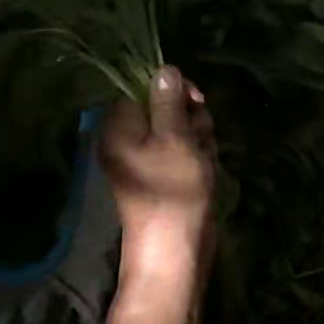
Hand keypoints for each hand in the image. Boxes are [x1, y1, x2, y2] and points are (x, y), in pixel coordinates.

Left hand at [101, 66, 216, 251]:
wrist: (174, 254)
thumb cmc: (173, 192)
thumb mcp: (175, 138)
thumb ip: (169, 100)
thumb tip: (164, 69)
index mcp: (119, 124)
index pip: (144, 85)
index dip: (174, 89)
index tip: (196, 101)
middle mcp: (125, 136)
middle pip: (164, 106)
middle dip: (190, 118)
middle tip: (199, 139)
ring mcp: (142, 157)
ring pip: (178, 128)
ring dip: (198, 138)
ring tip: (202, 162)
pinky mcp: (159, 174)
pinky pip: (180, 151)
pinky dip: (196, 156)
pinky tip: (204, 171)